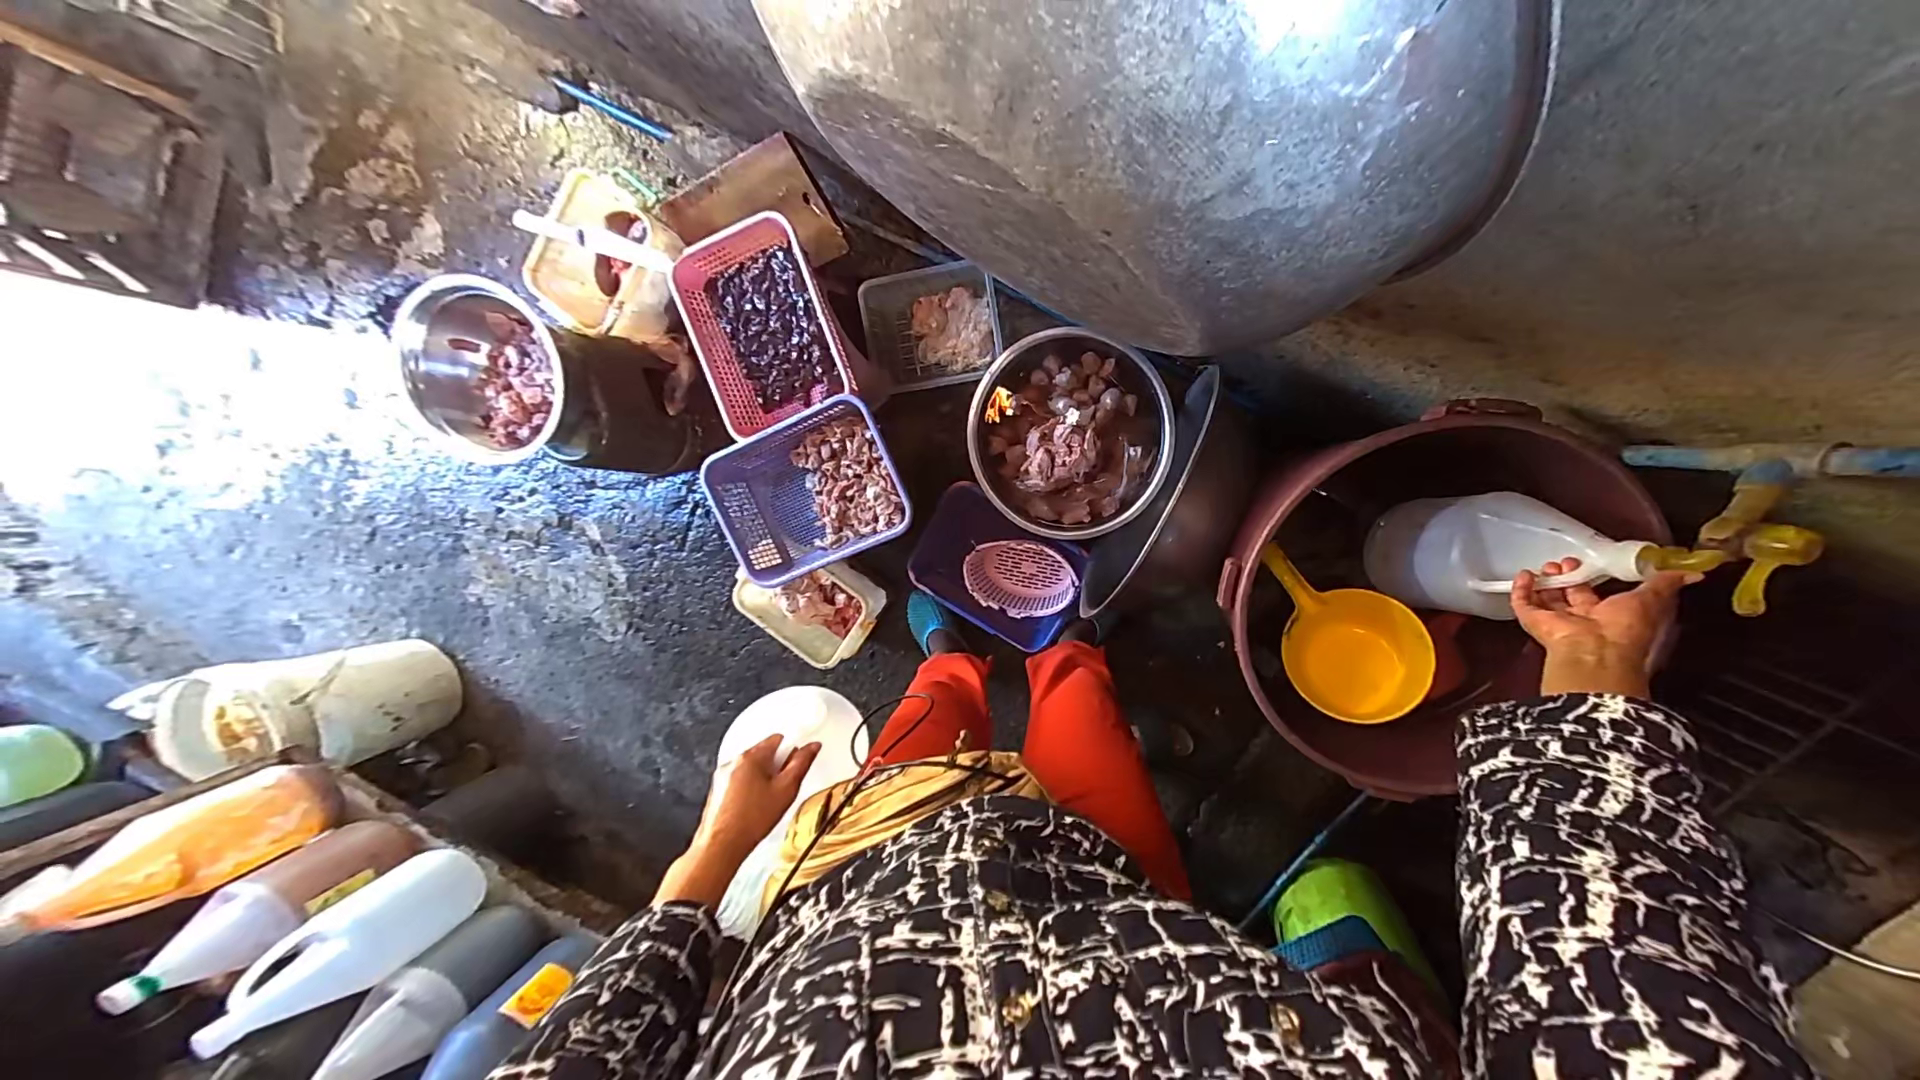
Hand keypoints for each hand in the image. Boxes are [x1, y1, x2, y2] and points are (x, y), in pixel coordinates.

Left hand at [654, 735, 820, 907]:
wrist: (720, 847)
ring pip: (752, 769)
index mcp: (751, 756)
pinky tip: (753, 810)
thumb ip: (802, 763)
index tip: (796, 767)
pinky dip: (748, 790)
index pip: (779, 738)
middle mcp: (733, 761)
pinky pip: (739, 782)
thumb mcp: (786, 790)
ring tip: (767, 803)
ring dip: (762, 779)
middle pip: (765, 753)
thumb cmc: (751, 821)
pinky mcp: (717, 791)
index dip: (792, 752)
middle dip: (777, 768)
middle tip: (782, 789)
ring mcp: (722, 776)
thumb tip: (812, 746)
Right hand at [1510, 558, 1696, 698]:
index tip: (1592, 562)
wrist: (1592, 649)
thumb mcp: (1652, 600)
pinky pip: (1523, 603)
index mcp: (1608, 616)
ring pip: (1545, 597)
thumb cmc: (1624, 629)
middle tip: (1566, 561)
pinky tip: (1524, 574)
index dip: (1594, 578)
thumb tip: (1693, 572)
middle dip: (1567, 577)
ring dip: (1546, 580)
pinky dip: (1521, 588)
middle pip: (1568, 594)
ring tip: (1547, 566)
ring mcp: (1555, 621)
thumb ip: (1664, 584)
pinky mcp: (1533, 620)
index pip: (1597, 595)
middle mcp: (1580, 619)